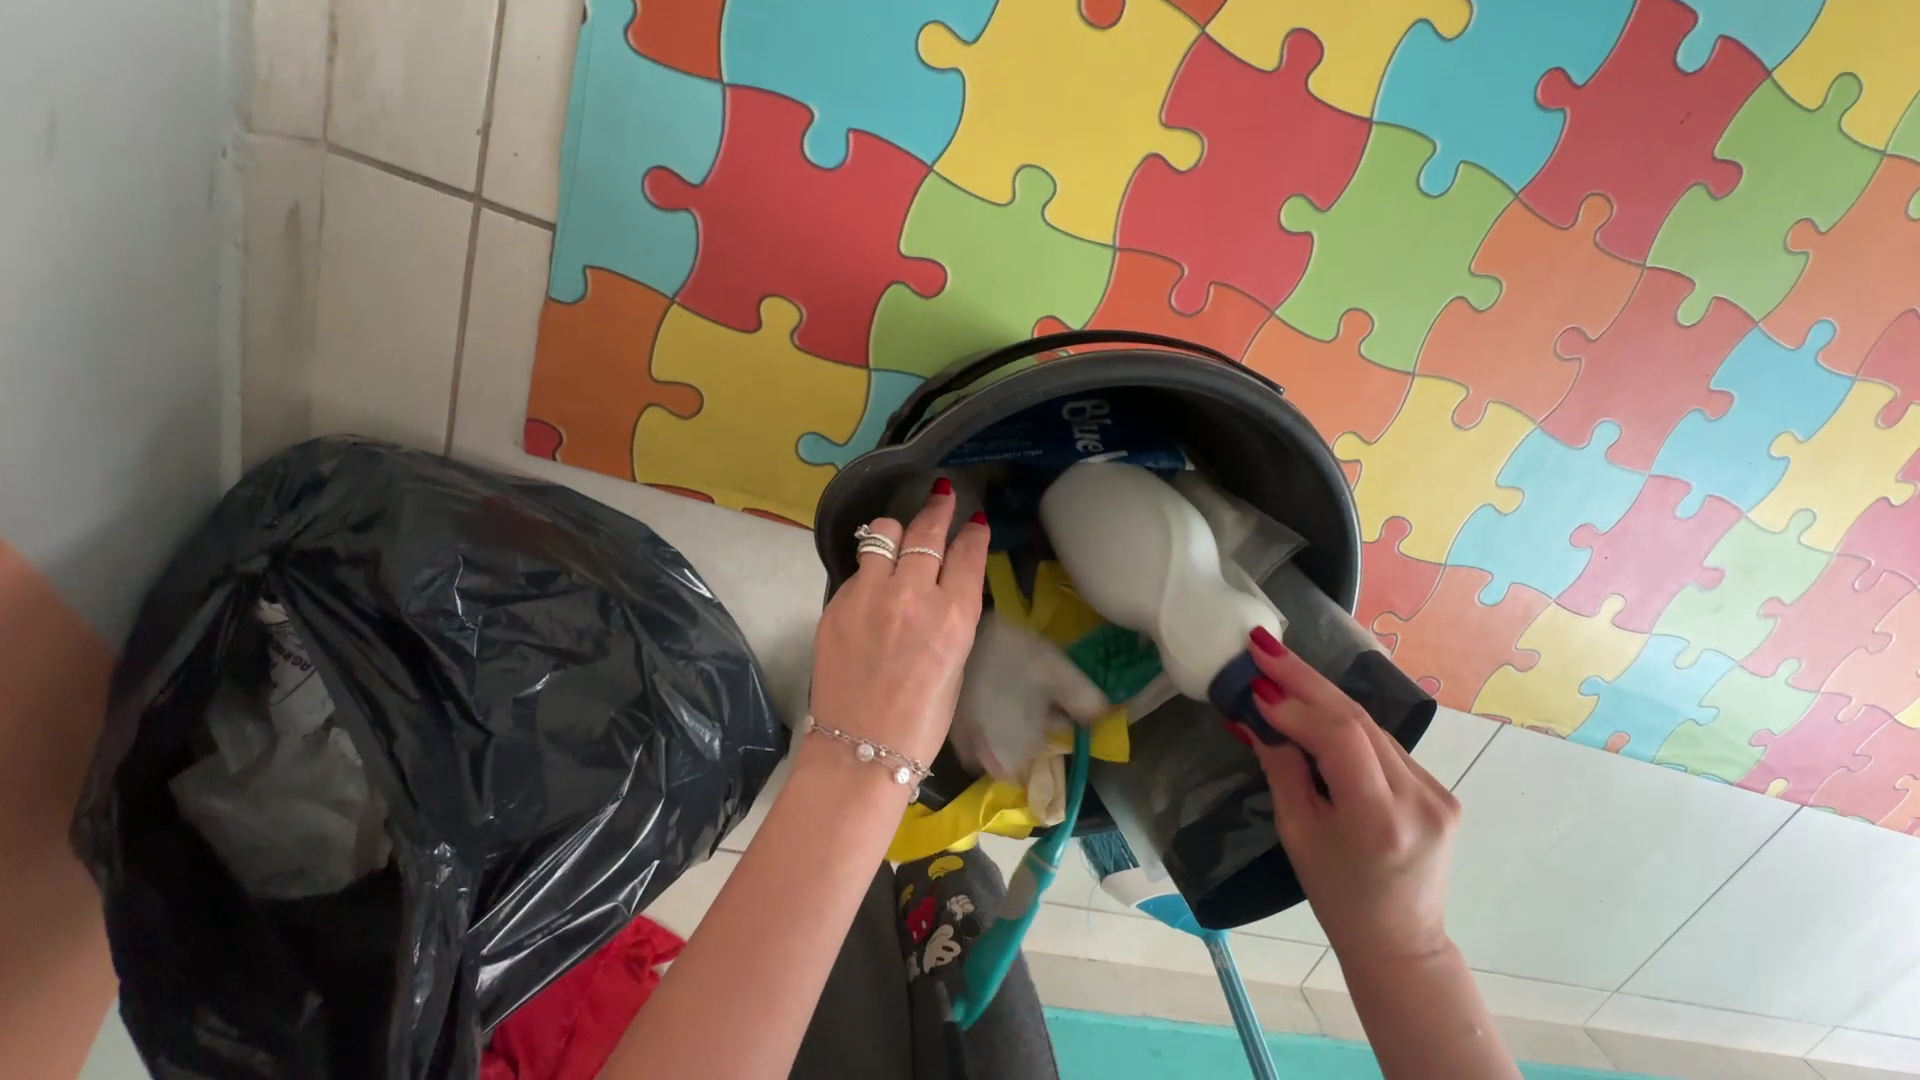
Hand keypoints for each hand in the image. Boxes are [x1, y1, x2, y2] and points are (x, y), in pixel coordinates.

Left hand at [808, 480, 990, 766]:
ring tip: (900, 533)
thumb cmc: (921, 720)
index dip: (973, 533)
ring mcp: (870, 594)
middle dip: (939, 509)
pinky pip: (859, 567)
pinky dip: (871, 566)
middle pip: (928, 531)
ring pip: (885, 533)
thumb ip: (950, 618)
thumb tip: (943, 590)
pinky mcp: (838, 602)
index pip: (968, 554)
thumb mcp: (955, 665)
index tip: (975, 521)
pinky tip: (874, 579)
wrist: (861, 748)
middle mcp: (914, 594)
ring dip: (898, 529)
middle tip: (942, 496)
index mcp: (953, 615)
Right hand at [1233, 627, 1460, 967]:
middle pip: (1358, 719)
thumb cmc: (1335, 894)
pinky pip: (1384, 744)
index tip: (1254, 685)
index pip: (1340, 739)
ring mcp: (1437, 791)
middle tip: (1263, 645)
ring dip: (1321, 696)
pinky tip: (1313, 705)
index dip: (1295, 706)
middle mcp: (1418, 798)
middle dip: (1304, 678)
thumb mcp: (1297, 833)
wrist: (1398, 939)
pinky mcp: (1440, 790)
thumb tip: (1259, 716)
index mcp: (1380, 817)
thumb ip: (1282, 769)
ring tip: (1279, 666)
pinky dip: (1344, 722)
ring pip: (1371, 726)